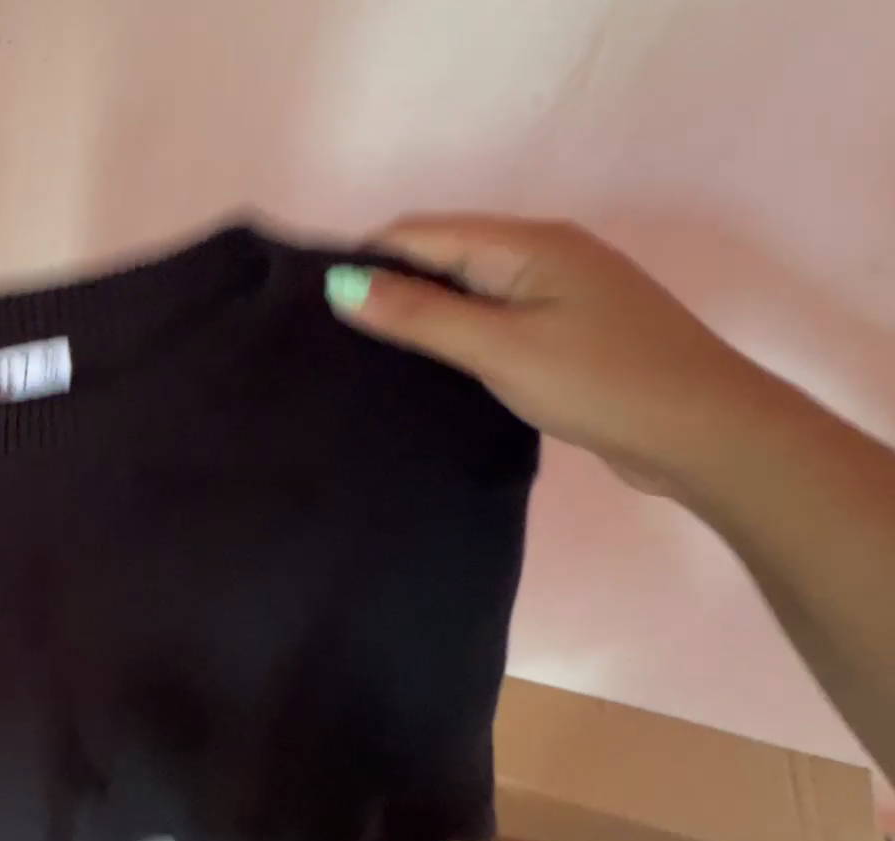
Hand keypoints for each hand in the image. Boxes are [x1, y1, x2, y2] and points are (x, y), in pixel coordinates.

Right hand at [324, 215, 788, 491]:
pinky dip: (445, 329)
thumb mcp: (498, 346)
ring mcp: (552, 291)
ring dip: (413, 309)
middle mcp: (539, 255)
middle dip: (384, 283)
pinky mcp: (557, 328)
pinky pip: (483, 314)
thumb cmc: (599, 382)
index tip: (309, 301)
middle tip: (325, 331)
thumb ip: (417, 315)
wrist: (704, 434)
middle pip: (439, 255)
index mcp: (526, 244)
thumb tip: (339, 284)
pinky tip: (418, 362)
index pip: (421, 233)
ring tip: (358, 349)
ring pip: (460, 287)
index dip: (364, 258)